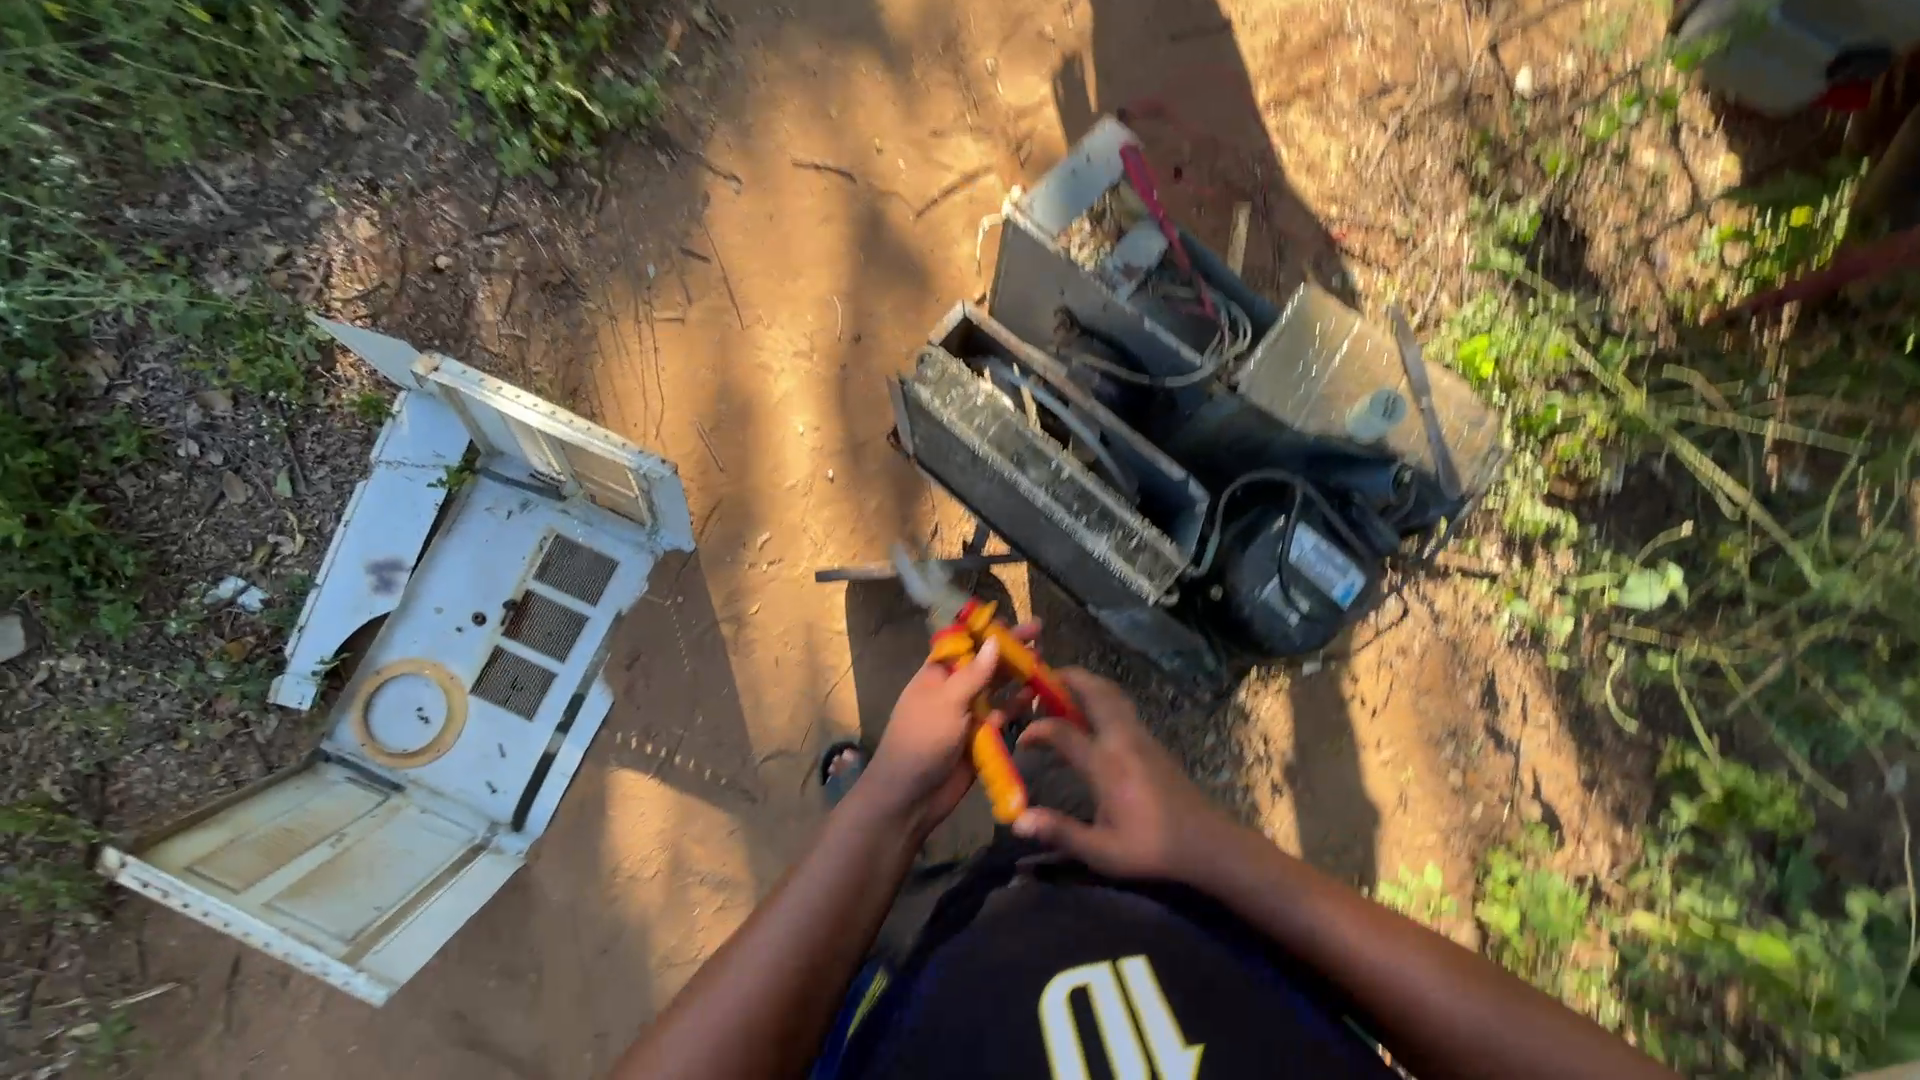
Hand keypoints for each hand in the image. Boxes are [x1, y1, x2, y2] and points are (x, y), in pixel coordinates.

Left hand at [857, 622, 1038, 833]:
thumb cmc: (921, 740)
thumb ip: (974, 674)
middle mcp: (953, 690)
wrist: (911, 796)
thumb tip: (994, 641)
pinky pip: (1001, 716)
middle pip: (985, 663)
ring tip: (1043, 663)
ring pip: (996, 689)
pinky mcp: (980, 737)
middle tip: (1039, 634)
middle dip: (1010, 650)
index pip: (964, 643)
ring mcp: (967, 714)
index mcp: (936, 675)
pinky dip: (1016, 706)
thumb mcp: (946, 701)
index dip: (988, 631)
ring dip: (1017, 676)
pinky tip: (1034, 696)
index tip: (1013, 621)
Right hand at [1011, 668, 1236, 883]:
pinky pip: (1123, 705)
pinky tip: (1092, 713)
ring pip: (1113, 693)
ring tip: (1063, 688)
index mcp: (1106, 763)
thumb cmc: (1151, 848)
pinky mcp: (1153, 742)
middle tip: (1041, 681)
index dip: (1037, 730)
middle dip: (1066, 679)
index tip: (1022, 740)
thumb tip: (1018, 821)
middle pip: (1094, 692)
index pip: (1062, 731)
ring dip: (1087, 684)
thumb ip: (1060, 832)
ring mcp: (1141, 736)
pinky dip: (1102, 696)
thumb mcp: (1102, 851)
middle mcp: (1123, 740)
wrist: (1207, 843)